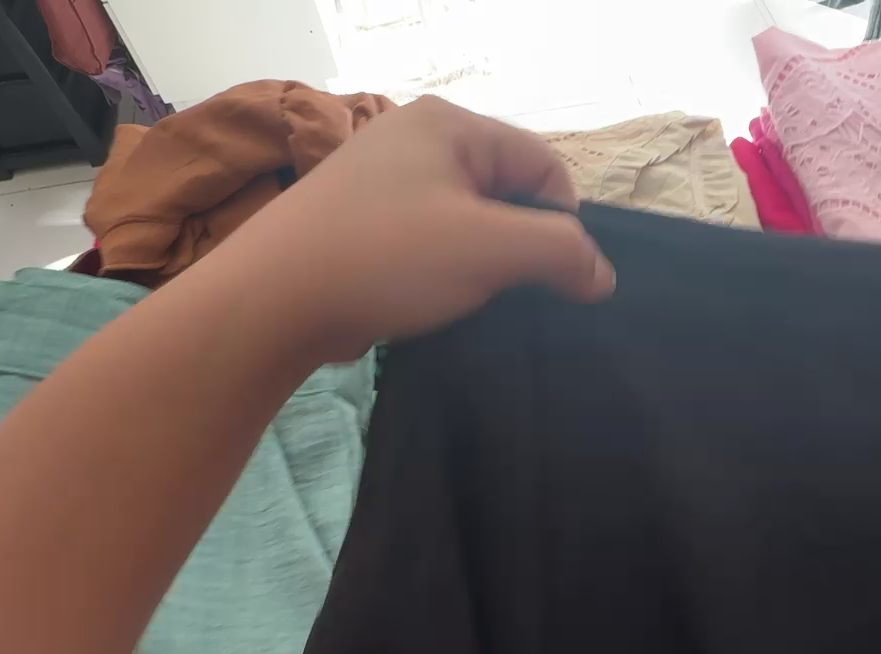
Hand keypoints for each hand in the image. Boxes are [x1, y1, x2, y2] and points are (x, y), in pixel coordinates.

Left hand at [209, 95, 615, 356]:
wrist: (277, 300)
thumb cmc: (388, 258)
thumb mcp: (490, 248)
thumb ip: (560, 252)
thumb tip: (603, 274)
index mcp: (451, 125)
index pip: (544, 164)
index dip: (565, 221)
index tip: (560, 277)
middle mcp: (419, 140)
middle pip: (508, 191)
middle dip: (523, 244)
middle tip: (515, 291)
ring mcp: (389, 182)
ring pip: (472, 221)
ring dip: (487, 264)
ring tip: (475, 298)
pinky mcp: (370, 224)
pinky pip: (435, 241)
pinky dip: (450, 271)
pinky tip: (442, 300)